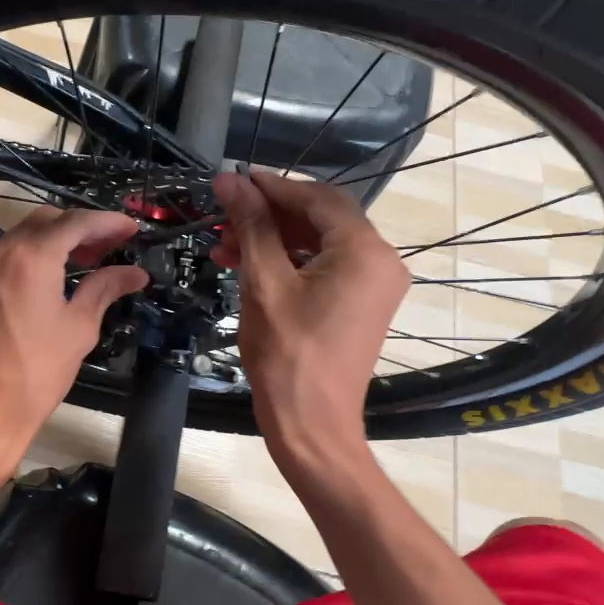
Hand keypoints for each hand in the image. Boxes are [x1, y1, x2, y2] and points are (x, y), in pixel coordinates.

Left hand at [0, 209, 148, 468]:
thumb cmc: (38, 371)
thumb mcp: (79, 327)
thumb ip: (104, 289)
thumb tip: (134, 273)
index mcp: (32, 257)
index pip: (75, 223)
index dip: (107, 222)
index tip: (131, 229)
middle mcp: (1, 252)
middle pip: (46, 222)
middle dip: (80, 228)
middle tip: (110, 247)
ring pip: (22, 237)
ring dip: (55, 241)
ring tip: (86, 263)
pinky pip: (6, 258)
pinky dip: (32, 258)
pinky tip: (52, 281)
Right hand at [211, 171, 408, 455]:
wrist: (311, 425)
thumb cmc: (287, 354)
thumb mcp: (264, 283)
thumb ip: (252, 225)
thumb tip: (230, 179)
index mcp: (364, 250)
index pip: (316, 197)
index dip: (271, 186)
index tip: (230, 181)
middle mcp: (380, 260)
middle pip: (321, 216)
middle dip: (269, 213)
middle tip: (223, 216)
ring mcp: (374, 284)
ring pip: (319, 242)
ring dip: (273, 238)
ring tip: (225, 246)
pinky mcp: (361, 304)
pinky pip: (324, 267)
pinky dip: (288, 261)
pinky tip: (247, 265)